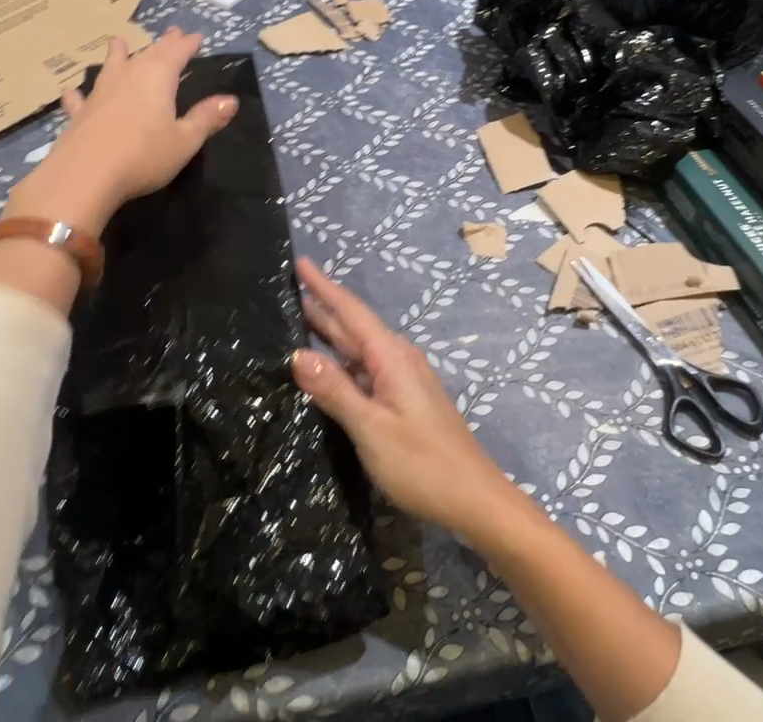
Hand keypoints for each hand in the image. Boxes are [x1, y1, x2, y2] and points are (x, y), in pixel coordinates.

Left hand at [4, 27, 237, 234]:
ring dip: (117, 54)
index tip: (197, 36)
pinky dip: (80, 92)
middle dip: (162, 44)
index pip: (177, 54)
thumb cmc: (144, 155)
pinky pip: (81, 98)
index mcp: (157, 78)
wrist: (86, 175)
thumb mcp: (185, 140)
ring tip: (118, 41)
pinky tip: (73, 91)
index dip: (188, 44)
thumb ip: (205, 118)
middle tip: (172, 32)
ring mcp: (100, 93)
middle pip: (148, 54)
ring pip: (112, 66)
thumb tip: (230, 100)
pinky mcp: (80, 114)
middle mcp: (128, 77)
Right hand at [291, 258, 526, 541]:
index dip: (324, 288)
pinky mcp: (405, 402)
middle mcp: (399, 361)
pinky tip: (327, 370)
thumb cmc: (423, 464)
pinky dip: (343, 362)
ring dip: (332, 334)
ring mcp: (405, 382)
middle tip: (288, 290)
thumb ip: (336, 391)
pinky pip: (366, 370)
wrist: (474, 499)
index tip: (300, 263)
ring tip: (300, 320)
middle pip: (354, 328)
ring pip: (359, 350)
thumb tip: (298, 355)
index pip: (351, 313)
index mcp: (391, 359)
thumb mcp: (372, 429)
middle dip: (323, 307)